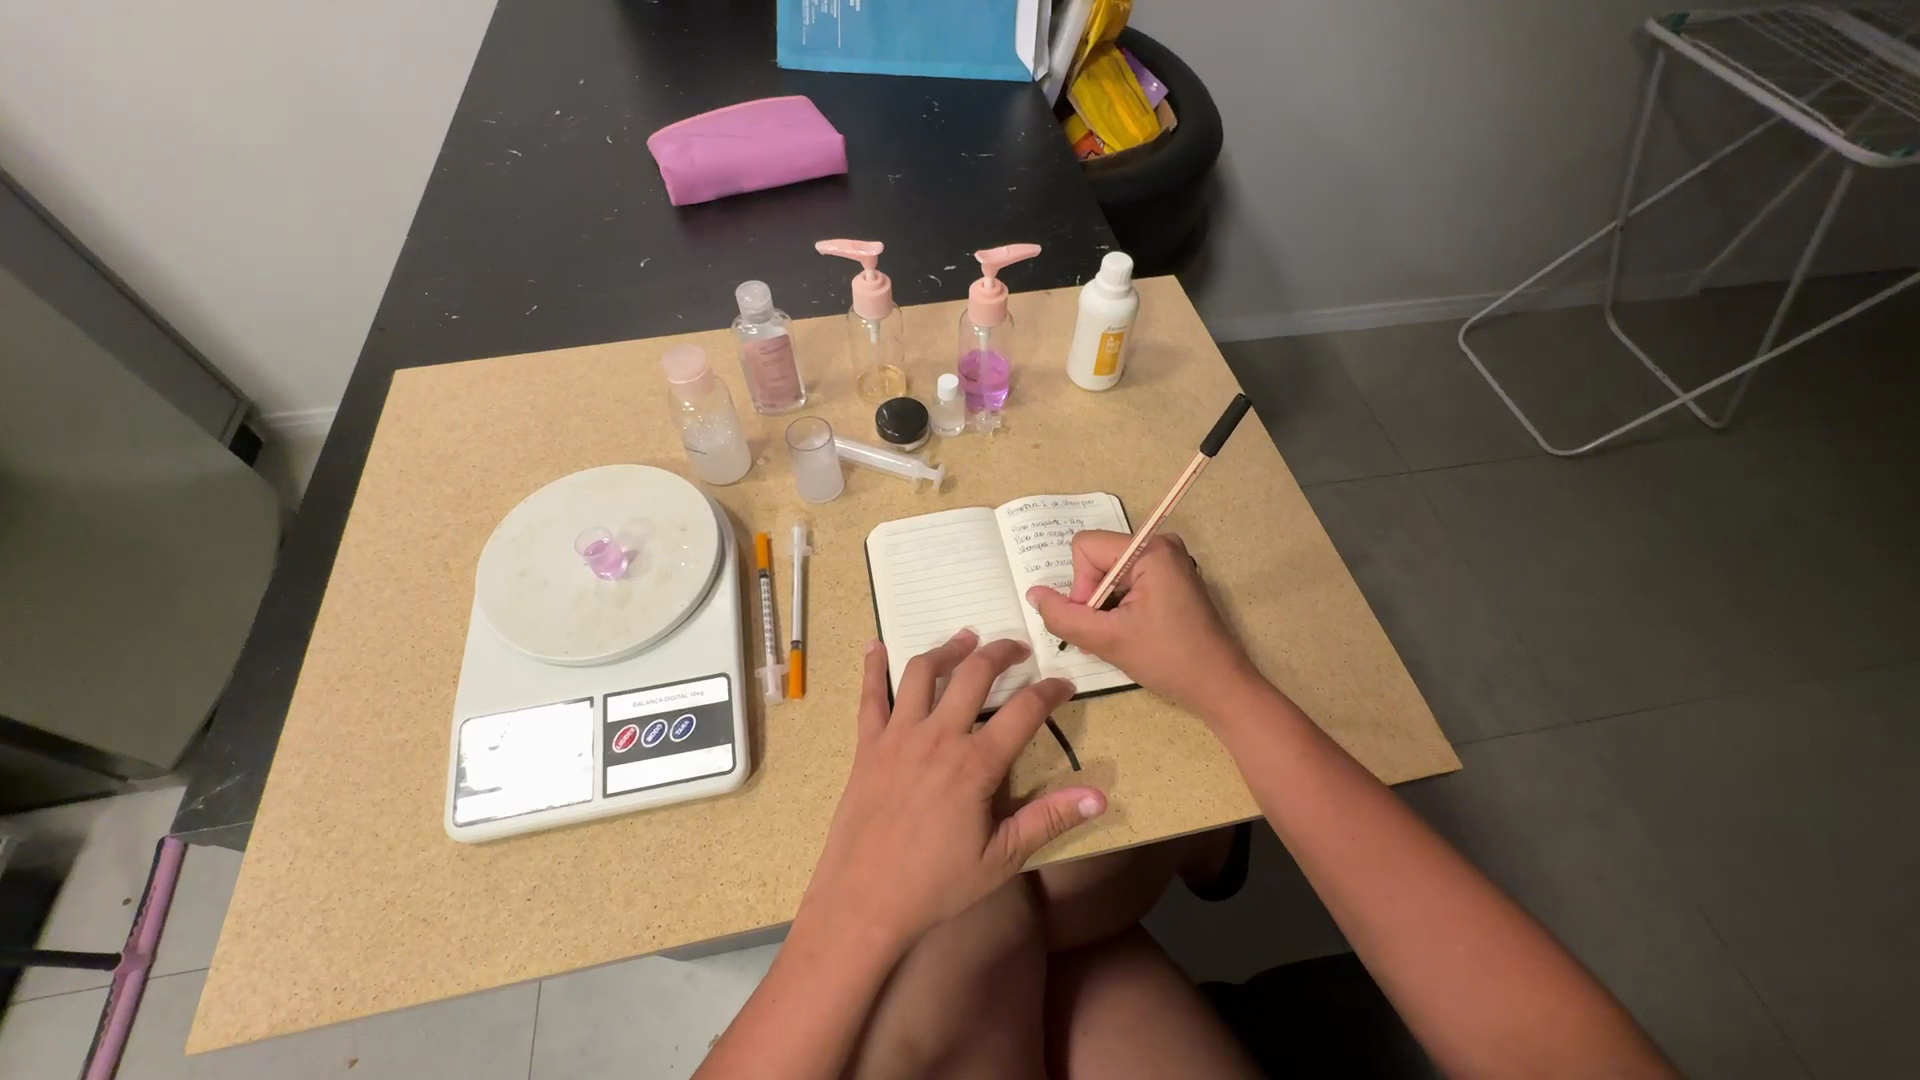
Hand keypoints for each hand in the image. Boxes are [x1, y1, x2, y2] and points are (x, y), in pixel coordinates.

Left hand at [796, 631, 1107, 955]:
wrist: (862, 902)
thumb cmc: (935, 885)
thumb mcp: (1002, 859)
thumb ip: (1049, 820)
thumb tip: (1099, 796)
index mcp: (975, 764)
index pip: (1024, 711)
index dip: (1050, 691)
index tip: (1064, 683)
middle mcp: (937, 737)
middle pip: (973, 675)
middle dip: (1001, 653)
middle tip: (1018, 647)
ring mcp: (897, 737)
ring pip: (922, 673)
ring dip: (947, 649)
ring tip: (966, 638)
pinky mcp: (867, 746)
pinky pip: (870, 696)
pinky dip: (873, 667)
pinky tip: (876, 647)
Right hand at [1025, 531, 1260, 719]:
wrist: (1220, 686)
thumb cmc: (1169, 660)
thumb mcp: (1107, 640)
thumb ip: (1063, 616)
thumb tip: (1033, 593)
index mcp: (1149, 549)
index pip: (1085, 548)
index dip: (1079, 585)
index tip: (1099, 618)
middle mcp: (1160, 544)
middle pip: (1096, 558)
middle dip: (1092, 597)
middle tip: (1110, 631)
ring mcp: (1167, 561)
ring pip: (1108, 573)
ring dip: (1105, 605)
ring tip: (1123, 635)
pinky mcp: (1170, 578)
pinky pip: (1126, 581)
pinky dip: (1119, 606)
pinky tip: (1134, 631)